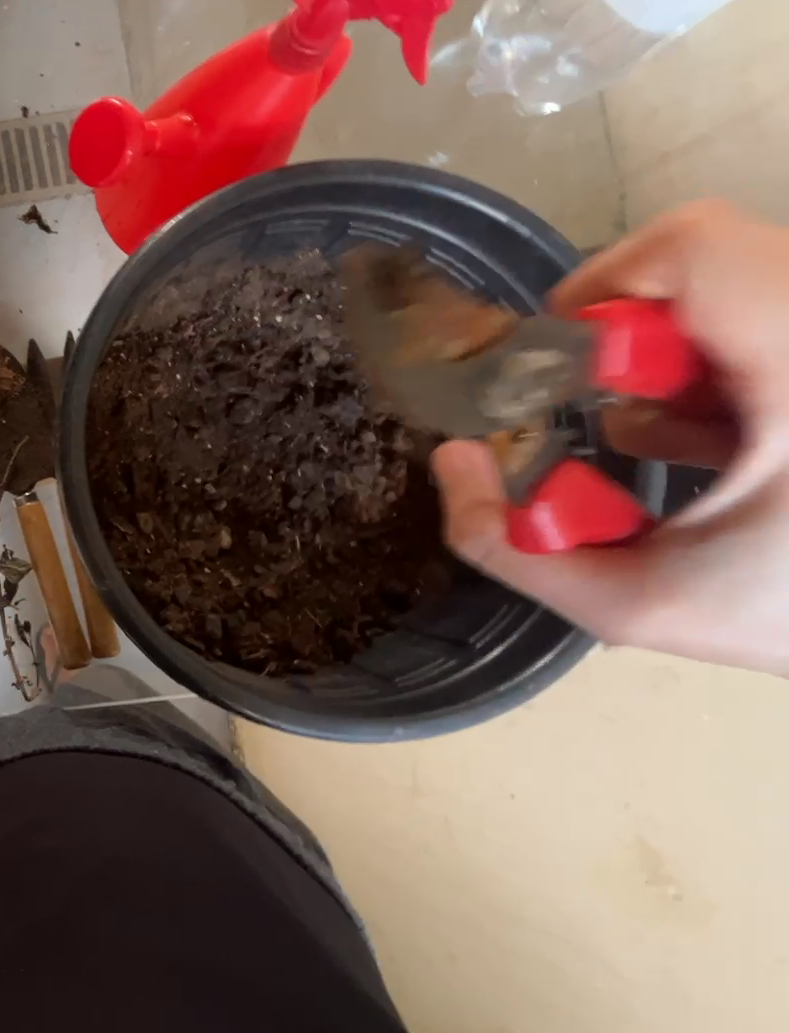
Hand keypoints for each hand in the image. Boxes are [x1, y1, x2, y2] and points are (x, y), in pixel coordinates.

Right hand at [430, 200, 788, 675]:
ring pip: (738, 293)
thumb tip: (454, 458)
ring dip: (673, 358)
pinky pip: (766, 321)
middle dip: (629, 340)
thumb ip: (505, 541)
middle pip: (706, 269)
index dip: (600, 287)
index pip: (693, 249)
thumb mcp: (629, 603)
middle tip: (612, 409)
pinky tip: (712, 439)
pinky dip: (717, 373)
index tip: (562, 363)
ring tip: (671, 436)